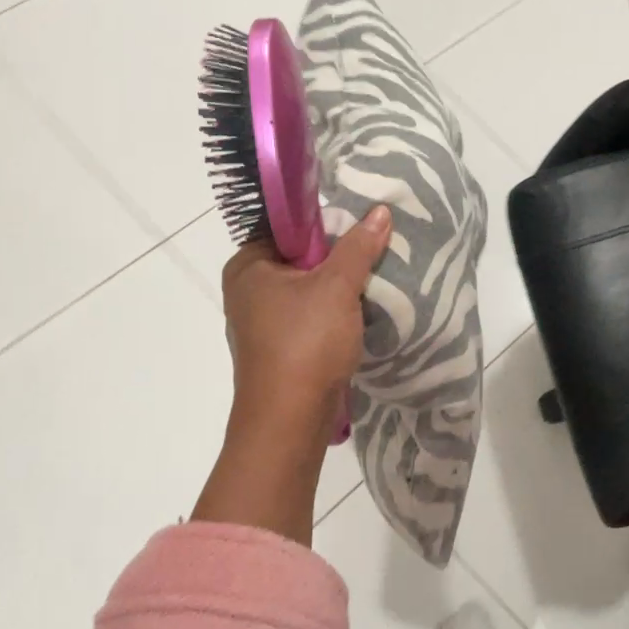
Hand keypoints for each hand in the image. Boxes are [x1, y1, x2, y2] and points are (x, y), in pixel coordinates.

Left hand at [191, 204, 391, 544]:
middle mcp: (249, 290)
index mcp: (248, 266)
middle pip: (302, 257)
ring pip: (310, 288)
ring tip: (379, 276)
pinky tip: (365, 310)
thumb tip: (380, 210)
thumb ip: (358, 247)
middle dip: (340, 255)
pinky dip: (338, 311)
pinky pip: (314, 315)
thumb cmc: (305, 343)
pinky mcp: (283, 347)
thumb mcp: (337, 287)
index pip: (286, 227)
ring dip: (342, 285)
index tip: (362, 221)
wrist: (290, 418)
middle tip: (378, 246)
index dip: (325, 221)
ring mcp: (264, 321)